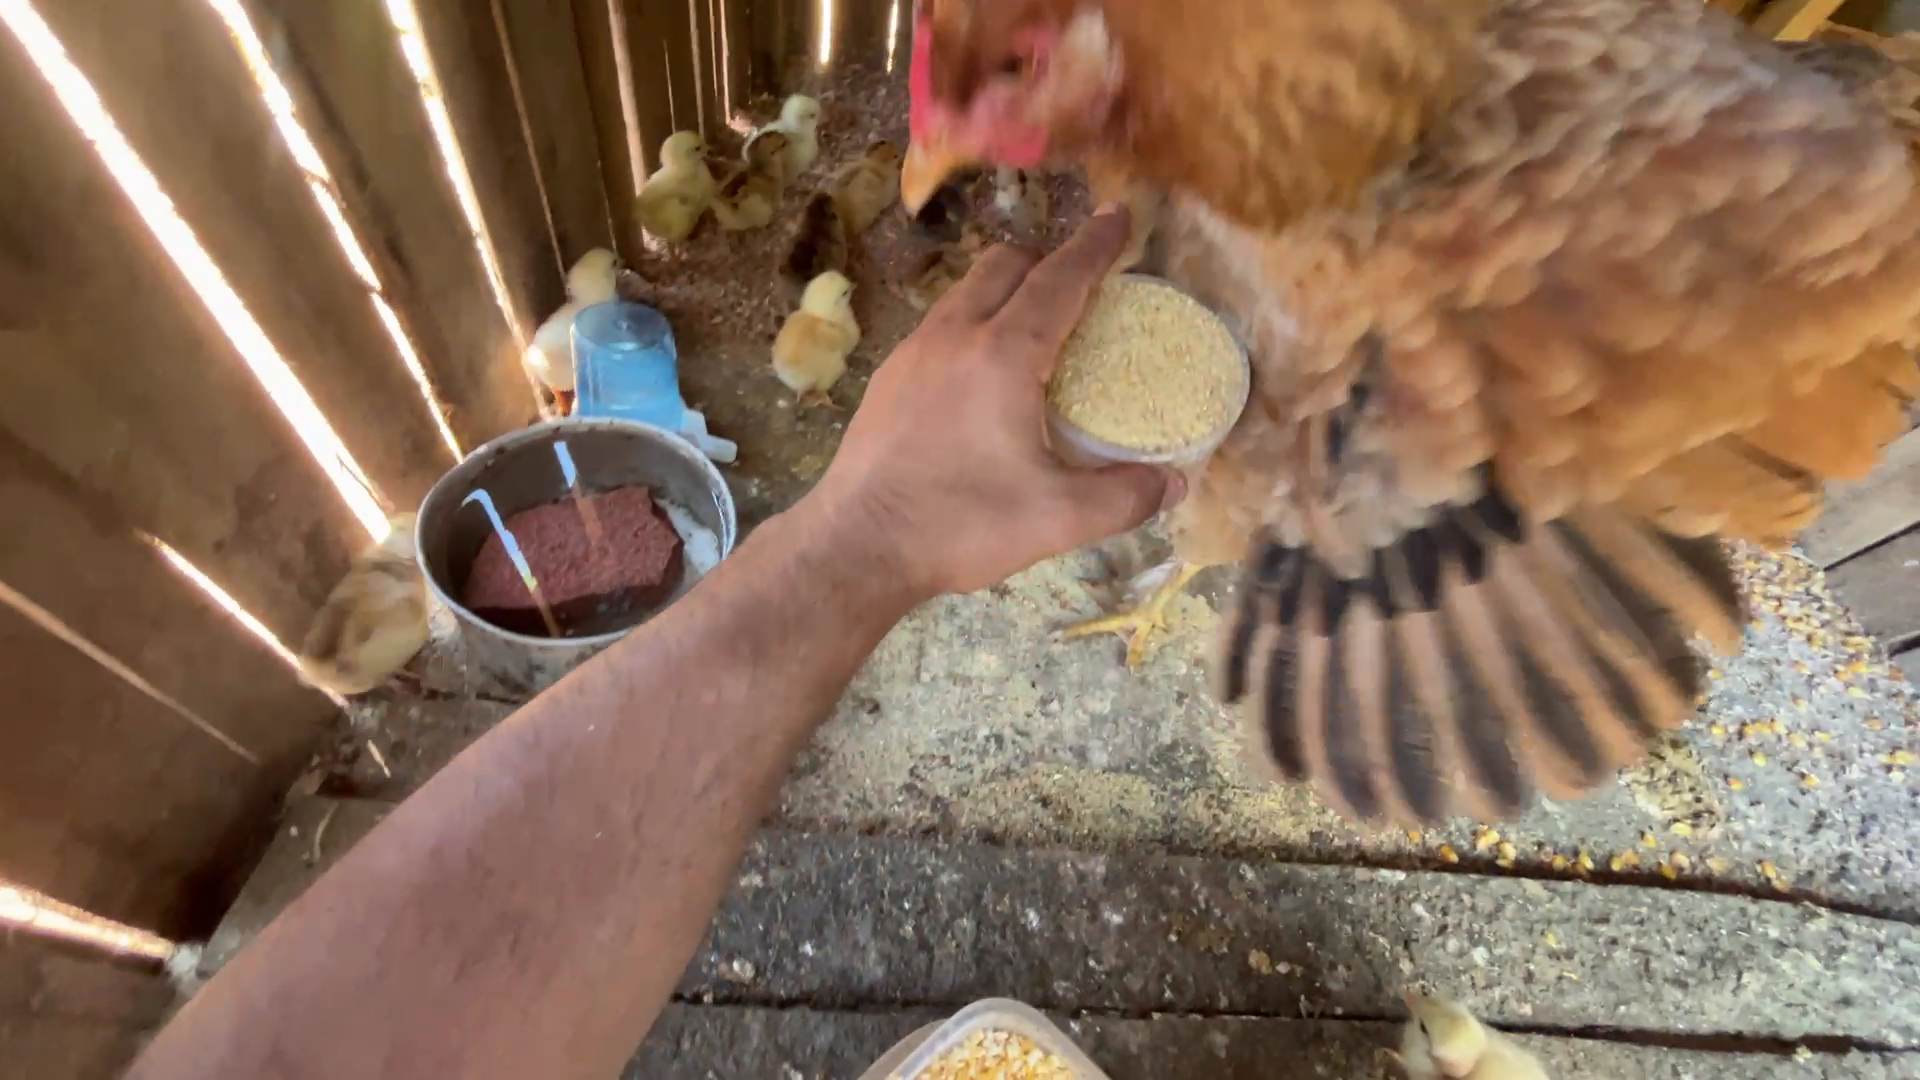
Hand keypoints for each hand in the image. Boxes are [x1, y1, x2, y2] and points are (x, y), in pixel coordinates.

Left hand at [810, 206, 1182, 598]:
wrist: (856, 546)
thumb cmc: (958, 525)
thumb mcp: (1055, 520)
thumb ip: (1123, 499)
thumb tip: (1173, 486)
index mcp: (1002, 355)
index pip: (1060, 279)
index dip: (1096, 246)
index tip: (1119, 219)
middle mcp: (953, 336)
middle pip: (1006, 264)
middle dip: (1049, 260)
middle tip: (1079, 289)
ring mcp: (911, 353)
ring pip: (965, 291)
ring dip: (1005, 290)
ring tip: (1030, 329)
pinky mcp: (886, 379)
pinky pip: (938, 326)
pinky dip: (970, 325)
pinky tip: (976, 376)